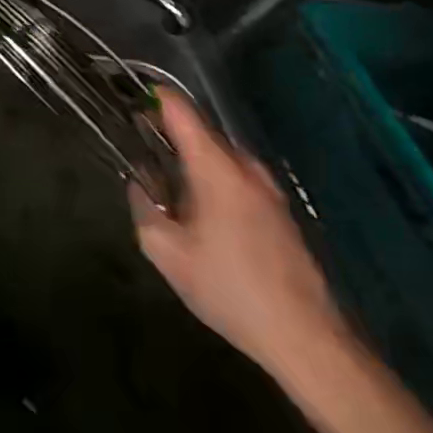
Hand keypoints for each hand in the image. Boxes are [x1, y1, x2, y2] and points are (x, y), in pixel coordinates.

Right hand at [132, 89, 348, 375]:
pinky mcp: (278, 208)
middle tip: (138, 153)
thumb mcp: (167, 253)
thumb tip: (138, 184)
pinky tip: (200, 213)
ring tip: (166, 186)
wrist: (304, 335)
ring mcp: (268, 186)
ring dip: (191, 160)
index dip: (152, 98)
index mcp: (216, 167)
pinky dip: (212, 179)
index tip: (127, 99)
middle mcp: (245, 166)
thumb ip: (143, 209)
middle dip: (167, 134)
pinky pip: (236, 176)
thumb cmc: (229, 289)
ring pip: (219, 155)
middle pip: (200, 131)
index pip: (180, 110)